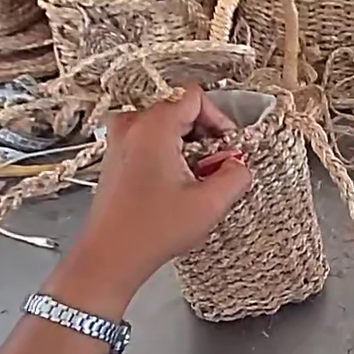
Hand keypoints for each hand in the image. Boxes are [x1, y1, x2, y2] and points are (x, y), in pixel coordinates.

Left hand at [57, 86, 251, 301]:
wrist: (112, 254)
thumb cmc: (152, 230)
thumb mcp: (210, 203)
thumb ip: (236, 176)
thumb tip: (241, 166)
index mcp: (154, 127)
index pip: (196, 99)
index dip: (220, 122)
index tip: (229, 148)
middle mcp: (132, 126)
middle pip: (181, 111)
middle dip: (206, 137)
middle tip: (218, 167)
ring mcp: (120, 141)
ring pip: (167, 127)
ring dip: (189, 147)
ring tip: (199, 179)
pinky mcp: (116, 158)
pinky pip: (151, 142)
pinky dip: (170, 156)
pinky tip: (179, 185)